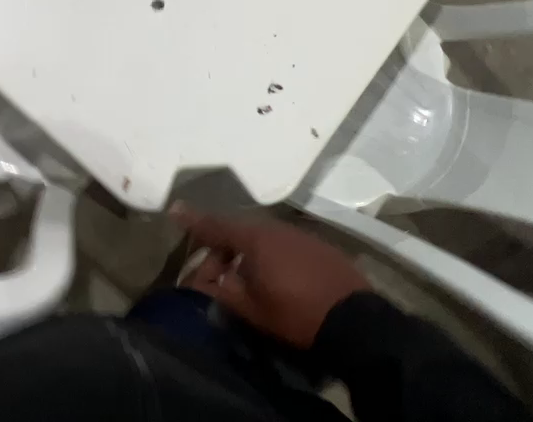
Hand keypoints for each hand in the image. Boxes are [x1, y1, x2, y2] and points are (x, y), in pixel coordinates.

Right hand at [172, 204, 369, 347]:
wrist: (358, 323)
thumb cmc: (297, 314)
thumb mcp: (252, 309)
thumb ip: (220, 291)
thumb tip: (196, 282)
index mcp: (254, 238)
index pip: (215, 225)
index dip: (193, 220)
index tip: (174, 210)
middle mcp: (275, 228)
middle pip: (237, 233)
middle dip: (220, 252)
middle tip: (211, 278)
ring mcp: (299, 235)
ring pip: (261, 239)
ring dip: (246, 256)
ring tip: (241, 281)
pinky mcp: (319, 247)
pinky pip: (283, 246)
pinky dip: (269, 257)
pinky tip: (273, 279)